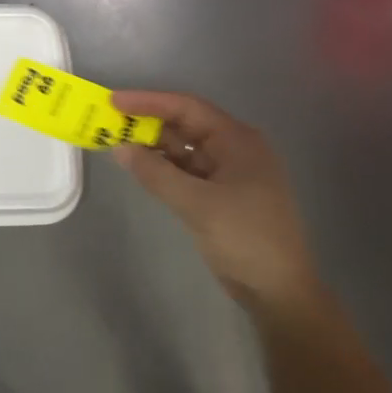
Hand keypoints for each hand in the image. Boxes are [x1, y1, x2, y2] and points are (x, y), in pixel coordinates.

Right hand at [111, 91, 323, 314]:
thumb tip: (119, 148)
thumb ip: (156, 173)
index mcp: (237, 140)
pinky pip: (187, 171)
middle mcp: (235, 149)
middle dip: (149, 122)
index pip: (187, 108)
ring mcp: (229, 173)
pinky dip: (164, 168)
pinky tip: (142, 169)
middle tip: (111, 122)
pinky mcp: (222, 195)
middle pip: (186, 125)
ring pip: (185, 149)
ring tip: (119, 144)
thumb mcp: (197, 204)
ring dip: (154, 146)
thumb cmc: (245, 238)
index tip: (113, 101)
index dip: (149, 101)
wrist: (280, 292)